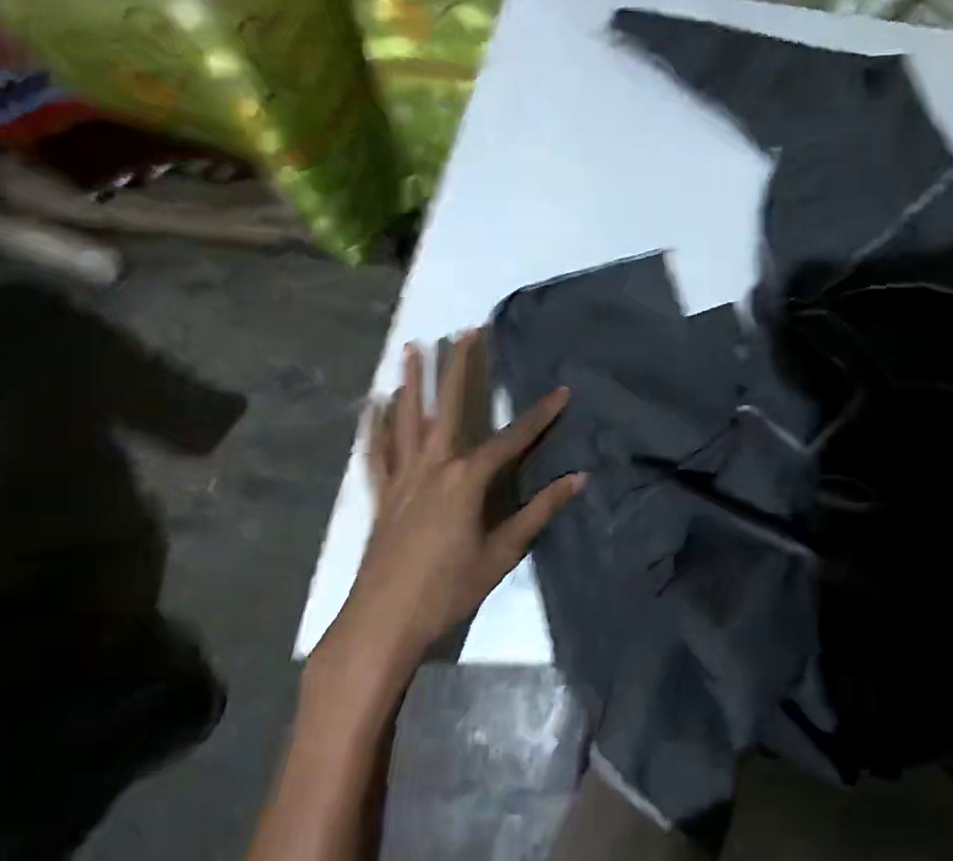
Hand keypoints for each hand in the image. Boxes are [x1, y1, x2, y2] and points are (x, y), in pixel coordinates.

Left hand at [323, 328, 583, 674]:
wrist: (383, 623)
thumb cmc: (449, 588)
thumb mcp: (502, 552)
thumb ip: (540, 511)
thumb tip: (580, 479)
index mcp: (466, 479)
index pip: (512, 438)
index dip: (541, 415)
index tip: (563, 392)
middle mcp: (433, 466)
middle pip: (449, 406)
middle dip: (460, 366)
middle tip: (466, 330)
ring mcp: (402, 477)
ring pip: (407, 418)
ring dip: (412, 381)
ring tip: (413, 347)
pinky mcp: (381, 493)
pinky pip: (376, 451)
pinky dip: (374, 424)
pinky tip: (373, 403)